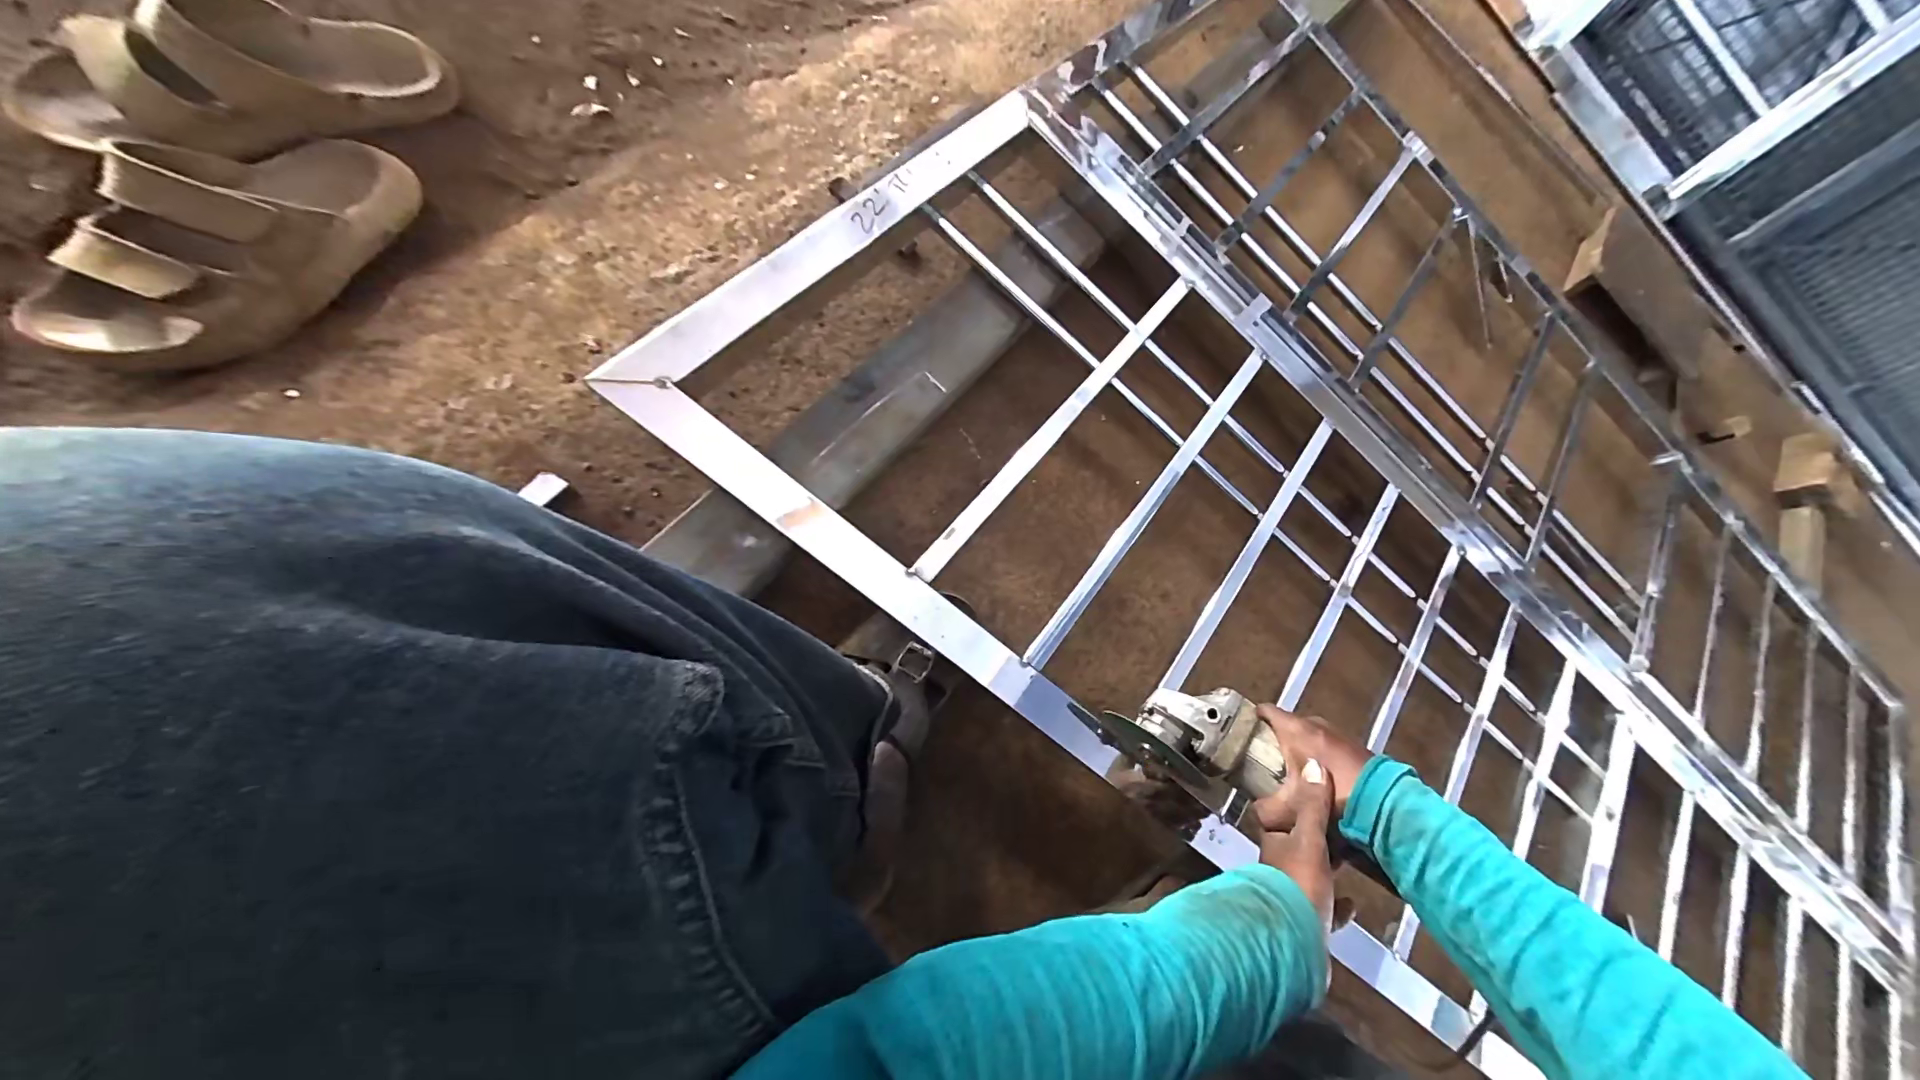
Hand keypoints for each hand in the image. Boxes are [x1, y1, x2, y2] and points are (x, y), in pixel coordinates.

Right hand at [1252, 705, 1372, 825]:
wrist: (1388, 808)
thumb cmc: (1332, 797)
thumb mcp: (1289, 810)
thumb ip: (1266, 810)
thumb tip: (1256, 811)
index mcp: (1296, 730)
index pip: (1265, 710)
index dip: (1253, 718)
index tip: (1246, 731)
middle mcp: (1316, 724)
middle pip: (1288, 725)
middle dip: (1277, 740)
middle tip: (1268, 760)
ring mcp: (1339, 734)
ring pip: (1310, 736)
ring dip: (1302, 750)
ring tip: (1295, 773)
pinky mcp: (1357, 747)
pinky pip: (1329, 747)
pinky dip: (1322, 758)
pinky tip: (1322, 781)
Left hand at [1255, 755, 1335, 928]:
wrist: (1290, 941)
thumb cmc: (1298, 884)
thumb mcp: (1309, 840)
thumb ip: (1313, 807)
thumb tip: (1313, 764)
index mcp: (1277, 844)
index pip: (1282, 820)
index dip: (1297, 811)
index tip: (1315, 800)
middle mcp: (1279, 868)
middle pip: (1298, 849)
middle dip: (1316, 842)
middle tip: (1341, 832)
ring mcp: (1292, 898)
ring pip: (1310, 878)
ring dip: (1326, 872)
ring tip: (1350, 862)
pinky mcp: (1307, 925)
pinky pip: (1324, 911)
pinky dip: (1337, 907)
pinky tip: (1352, 905)